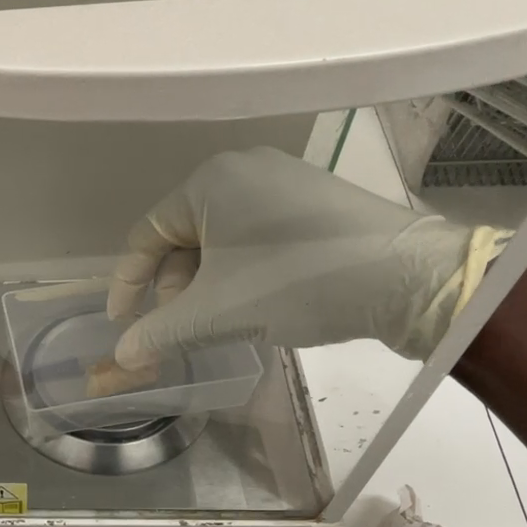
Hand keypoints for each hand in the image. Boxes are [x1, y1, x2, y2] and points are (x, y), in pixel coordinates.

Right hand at [107, 147, 503, 364]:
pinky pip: (254, 235)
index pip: (146, 236)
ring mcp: (282, 180)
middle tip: (176, 331)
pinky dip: (238, 271)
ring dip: (205, 285)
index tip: (123, 325)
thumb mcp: (214, 315)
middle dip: (172, 289)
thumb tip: (122, 357)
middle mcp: (241, 168)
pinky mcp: (312, 199)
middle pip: (182, 237)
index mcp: (208, 182)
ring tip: (214, 323)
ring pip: (219, 239)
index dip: (128, 285)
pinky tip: (251, 302)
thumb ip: (158, 333)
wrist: (404, 276)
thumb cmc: (293, 284)